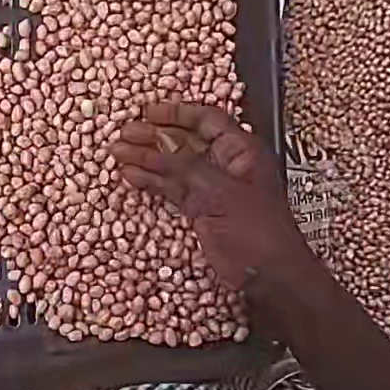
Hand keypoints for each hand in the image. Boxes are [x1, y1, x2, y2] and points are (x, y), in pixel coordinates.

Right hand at [110, 102, 318, 289]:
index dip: (176, 113)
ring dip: (146, 159)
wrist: (272, 277)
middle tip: (124, 133)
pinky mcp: (201, 211)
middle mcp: (225, 165)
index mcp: (241, 151)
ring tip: (118, 153)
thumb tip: (149, 150)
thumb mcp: (220, 193)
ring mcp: (212, 189)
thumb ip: (184, 168)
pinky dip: (152, 182)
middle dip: (153, 136)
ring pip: (174, 166)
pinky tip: (131, 176)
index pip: (206, 120)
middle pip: (185, 141)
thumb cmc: (258, 232)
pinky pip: (172, 189)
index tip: (147, 112)